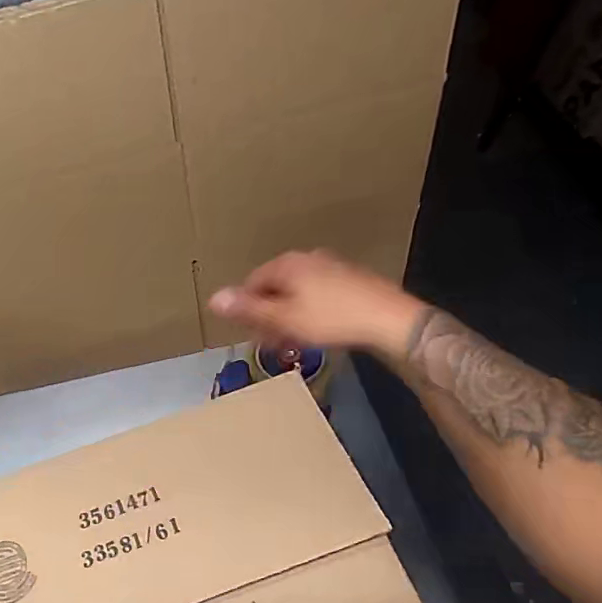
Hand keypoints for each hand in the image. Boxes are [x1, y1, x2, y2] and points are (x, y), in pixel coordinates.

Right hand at [207, 249, 427, 360]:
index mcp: (287, 263)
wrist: (388, 319)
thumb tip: (213, 299)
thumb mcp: (285, 319)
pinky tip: (320, 333)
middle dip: (270, 316)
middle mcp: (308, 258)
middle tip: (275, 344)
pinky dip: (312, 313)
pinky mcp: (350, 280)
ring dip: (290, 318)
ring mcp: (331, 267)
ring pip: (298, 293)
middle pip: (275, 287)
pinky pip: (319, 295)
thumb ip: (249, 310)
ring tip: (296, 343)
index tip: (254, 337)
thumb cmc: (332, 319)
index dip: (249, 311)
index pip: (252, 283)